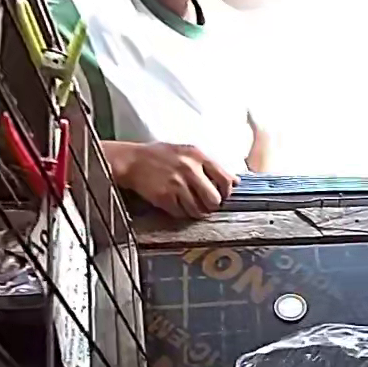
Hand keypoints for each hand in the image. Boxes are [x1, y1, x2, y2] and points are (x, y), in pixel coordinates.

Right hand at [110, 141, 237, 218]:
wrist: (132, 161)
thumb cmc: (161, 157)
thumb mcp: (187, 152)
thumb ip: (211, 166)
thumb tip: (235, 182)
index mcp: (197, 156)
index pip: (225, 180)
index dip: (226, 192)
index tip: (222, 195)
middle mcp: (189, 169)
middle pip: (214, 200)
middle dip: (211, 205)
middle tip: (205, 204)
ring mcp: (177, 184)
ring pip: (198, 210)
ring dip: (195, 211)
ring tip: (188, 204)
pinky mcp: (165, 197)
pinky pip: (182, 214)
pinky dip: (180, 213)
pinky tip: (175, 204)